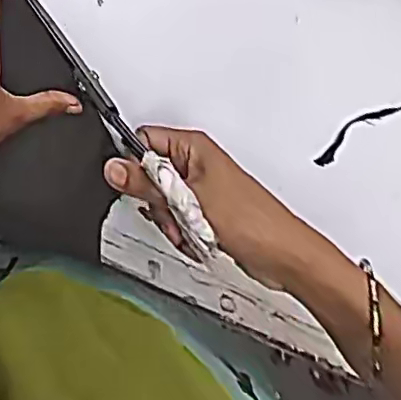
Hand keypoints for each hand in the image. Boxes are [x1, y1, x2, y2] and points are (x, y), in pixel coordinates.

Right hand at [104, 127, 339, 292]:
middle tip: (170, 212)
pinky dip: (180, 230)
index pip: (142, 140)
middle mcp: (195, 161)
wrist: (286, 258)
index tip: (134, 185)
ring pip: (161, 197)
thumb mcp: (188, 202)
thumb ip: (146, 184)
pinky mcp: (204, 210)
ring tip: (188, 229)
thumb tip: (114, 168)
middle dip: (155, 200)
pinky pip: (176, 216)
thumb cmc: (253, 222)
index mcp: (192, 145)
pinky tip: (194, 238)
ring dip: (169, 220)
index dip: (134, 164)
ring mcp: (200, 187)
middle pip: (149, 172)